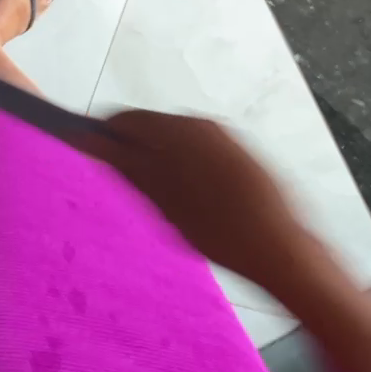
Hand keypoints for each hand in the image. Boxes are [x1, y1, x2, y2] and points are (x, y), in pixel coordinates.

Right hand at [78, 110, 331, 294]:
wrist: (286, 252)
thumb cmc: (220, 231)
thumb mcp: (160, 201)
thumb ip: (121, 163)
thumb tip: (85, 138)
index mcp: (181, 129)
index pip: (123, 119)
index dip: (102, 138)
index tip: (89, 157)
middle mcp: (203, 124)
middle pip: (150, 126)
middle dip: (134, 151)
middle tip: (132, 190)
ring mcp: (226, 137)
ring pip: (174, 139)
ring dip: (160, 160)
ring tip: (165, 202)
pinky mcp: (241, 153)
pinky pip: (199, 149)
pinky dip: (186, 166)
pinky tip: (194, 200)